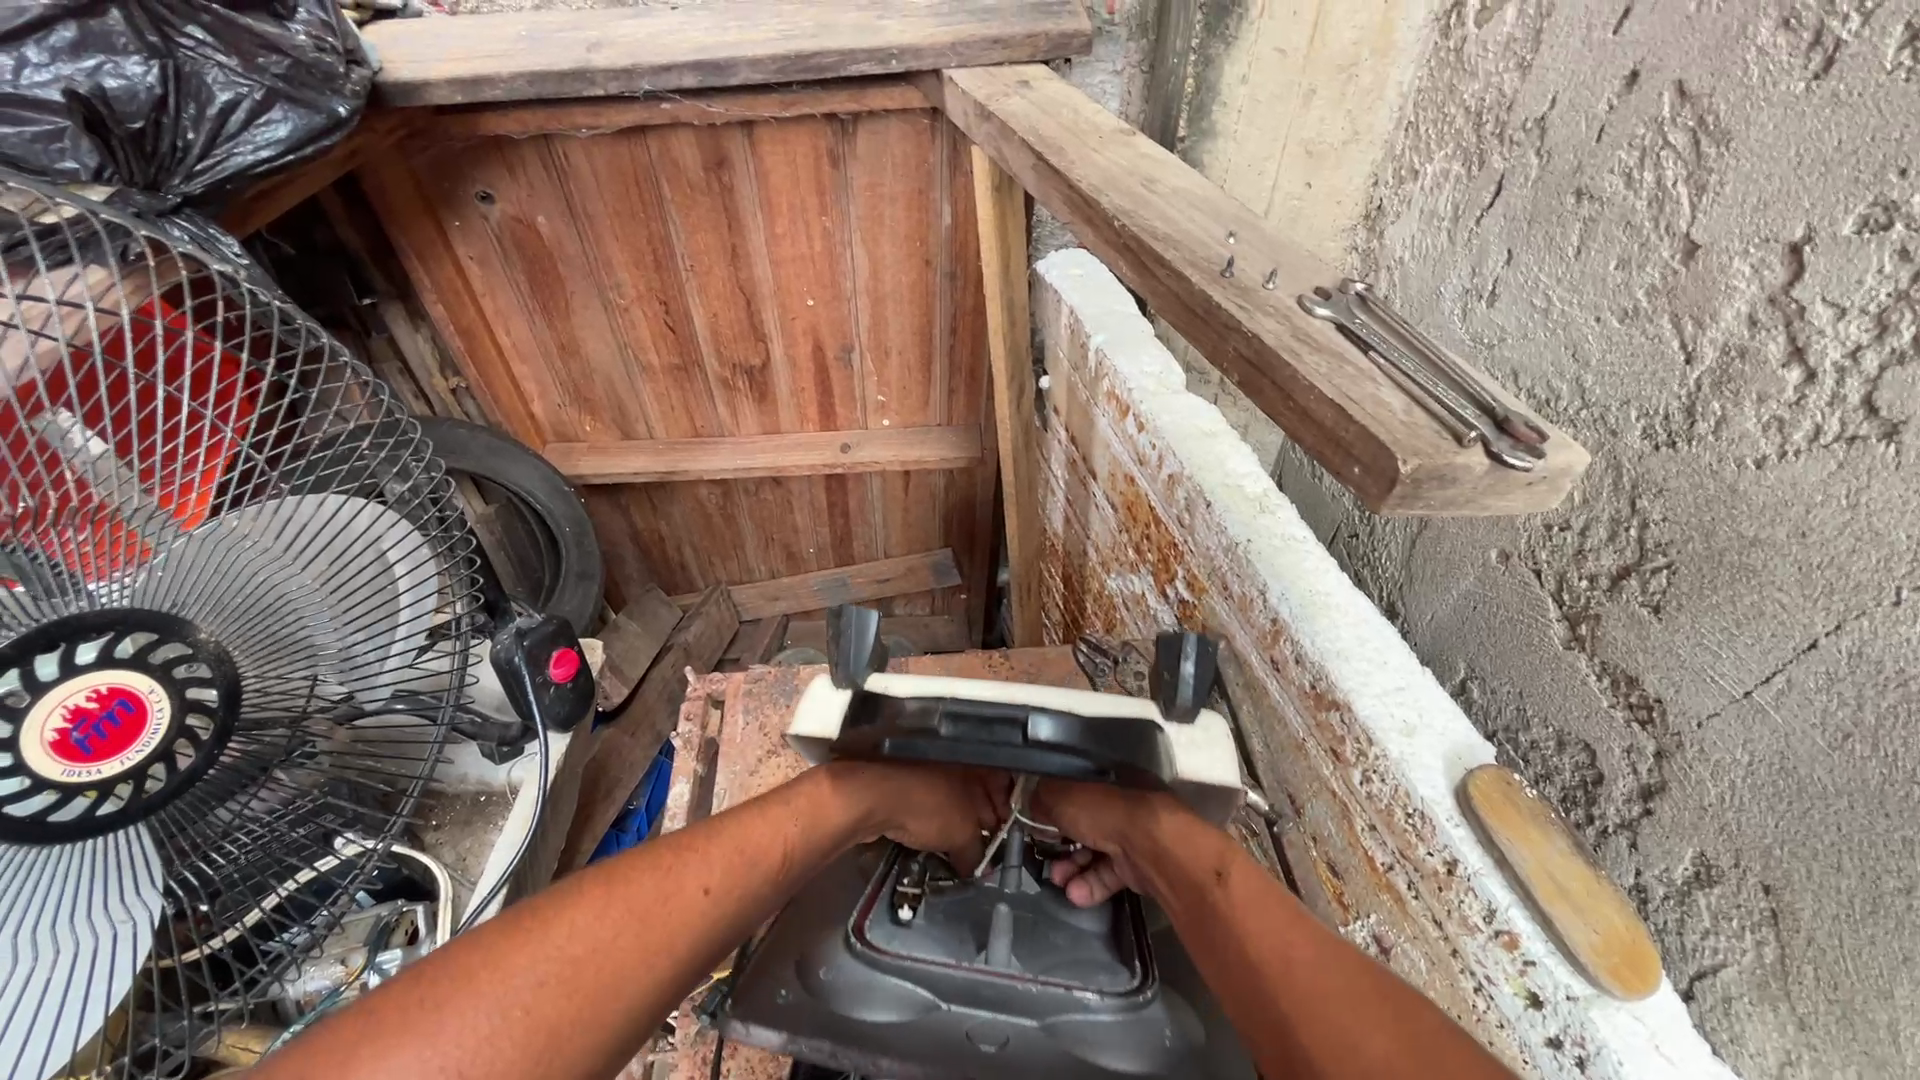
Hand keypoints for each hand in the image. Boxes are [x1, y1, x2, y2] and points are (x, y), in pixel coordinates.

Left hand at [825, 761, 1007, 870]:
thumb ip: (976, 853)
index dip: (1008, 814)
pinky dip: (931, 824)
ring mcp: (928, 770)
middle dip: (981, 823)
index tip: (1006, 839)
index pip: (1004, 787)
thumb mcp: (963, 836)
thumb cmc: (929, 807)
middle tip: (984, 851)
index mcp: (976, 766)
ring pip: (950, 801)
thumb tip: (978, 869)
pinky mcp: (904, 784)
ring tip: (958, 852)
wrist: (875, 796)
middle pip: (977, 795)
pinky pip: (927, 806)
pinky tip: (932, 842)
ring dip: (954, 825)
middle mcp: (956, 763)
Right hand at [1030, 779, 1194, 907]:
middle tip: (1044, 855)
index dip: (1052, 806)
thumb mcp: (1061, 794)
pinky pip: (1109, 874)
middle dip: (1061, 843)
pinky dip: (1091, 885)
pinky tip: (1076, 894)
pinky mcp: (1139, 866)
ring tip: (1059, 880)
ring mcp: (1133, 836)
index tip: (1035, 823)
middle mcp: (1123, 803)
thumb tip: (1032, 808)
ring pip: (1095, 851)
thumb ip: (1041, 799)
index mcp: (1108, 776)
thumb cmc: (1104, 810)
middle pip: (1084, 824)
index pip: (1075, 789)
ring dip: (1072, 867)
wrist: (1151, 847)